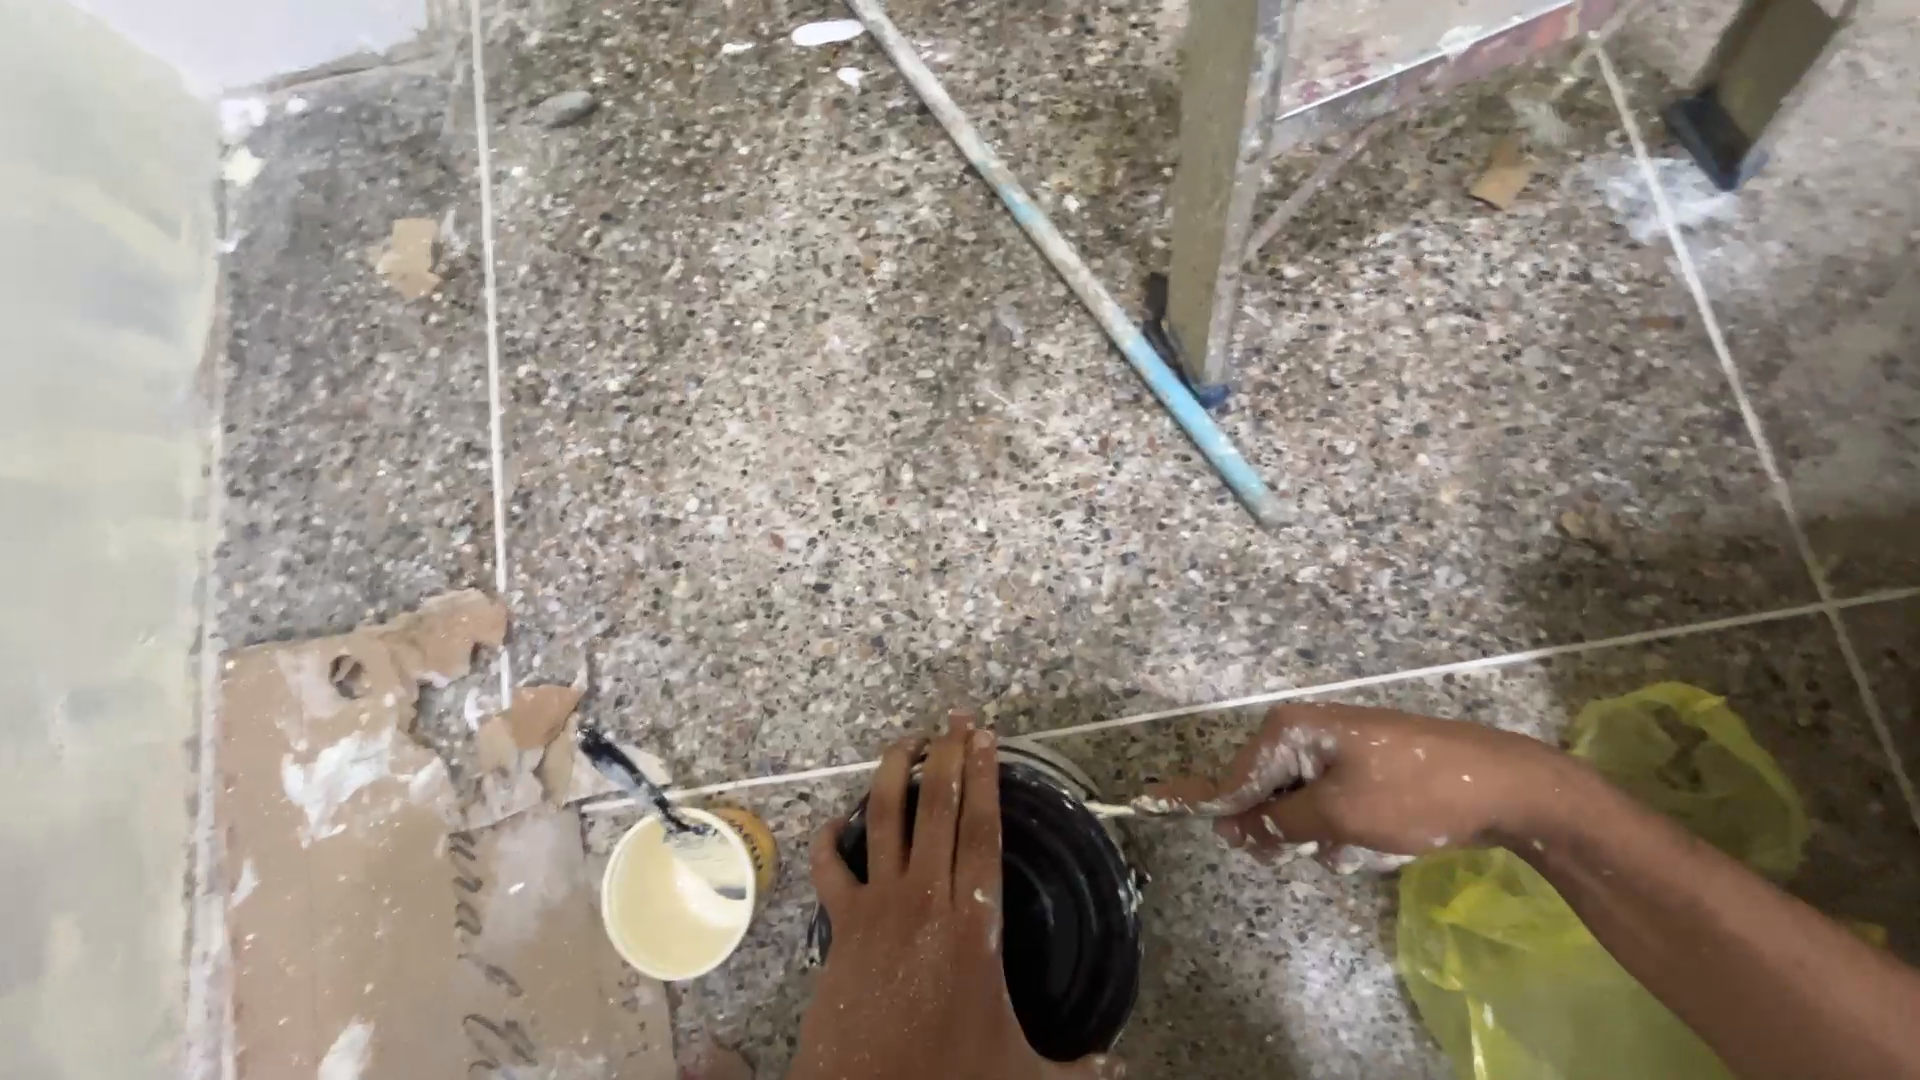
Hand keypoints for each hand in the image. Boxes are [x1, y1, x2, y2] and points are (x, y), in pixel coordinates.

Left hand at [791, 711, 1121, 1079]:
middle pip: (937, 808)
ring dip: (893, 774)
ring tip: (905, 741)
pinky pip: (830, 871)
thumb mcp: (1026, 1076)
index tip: (987, 738)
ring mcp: (878, 907)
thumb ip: (1079, 1070)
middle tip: (955, 717)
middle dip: (947, 756)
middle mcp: (924, 899)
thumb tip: (1123, 1067)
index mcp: (973, 923)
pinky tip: (832, 822)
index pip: (982, 830)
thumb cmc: (948, 1078)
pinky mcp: (841, 926)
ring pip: (884, 819)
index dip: (986, 778)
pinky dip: (828, 841)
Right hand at [1148, 703, 1569, 858]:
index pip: (1230, 775)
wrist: (1505, 786)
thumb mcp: (1339, 815)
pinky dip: (1347, 832)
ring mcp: (1334, 754)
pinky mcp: (1360, 773)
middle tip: (1316, 846)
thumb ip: (1279, 823)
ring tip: (1366, 842)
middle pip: (1261, 793)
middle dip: (1282, 829)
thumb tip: (1235, 827)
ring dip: (1323, 837)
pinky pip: (1330, 811)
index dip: (1200, 800)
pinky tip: (1383, 839)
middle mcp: (1304, 735)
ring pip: (1298, 810)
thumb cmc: (1414, 792)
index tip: (1148, 802)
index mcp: (1290, 731)